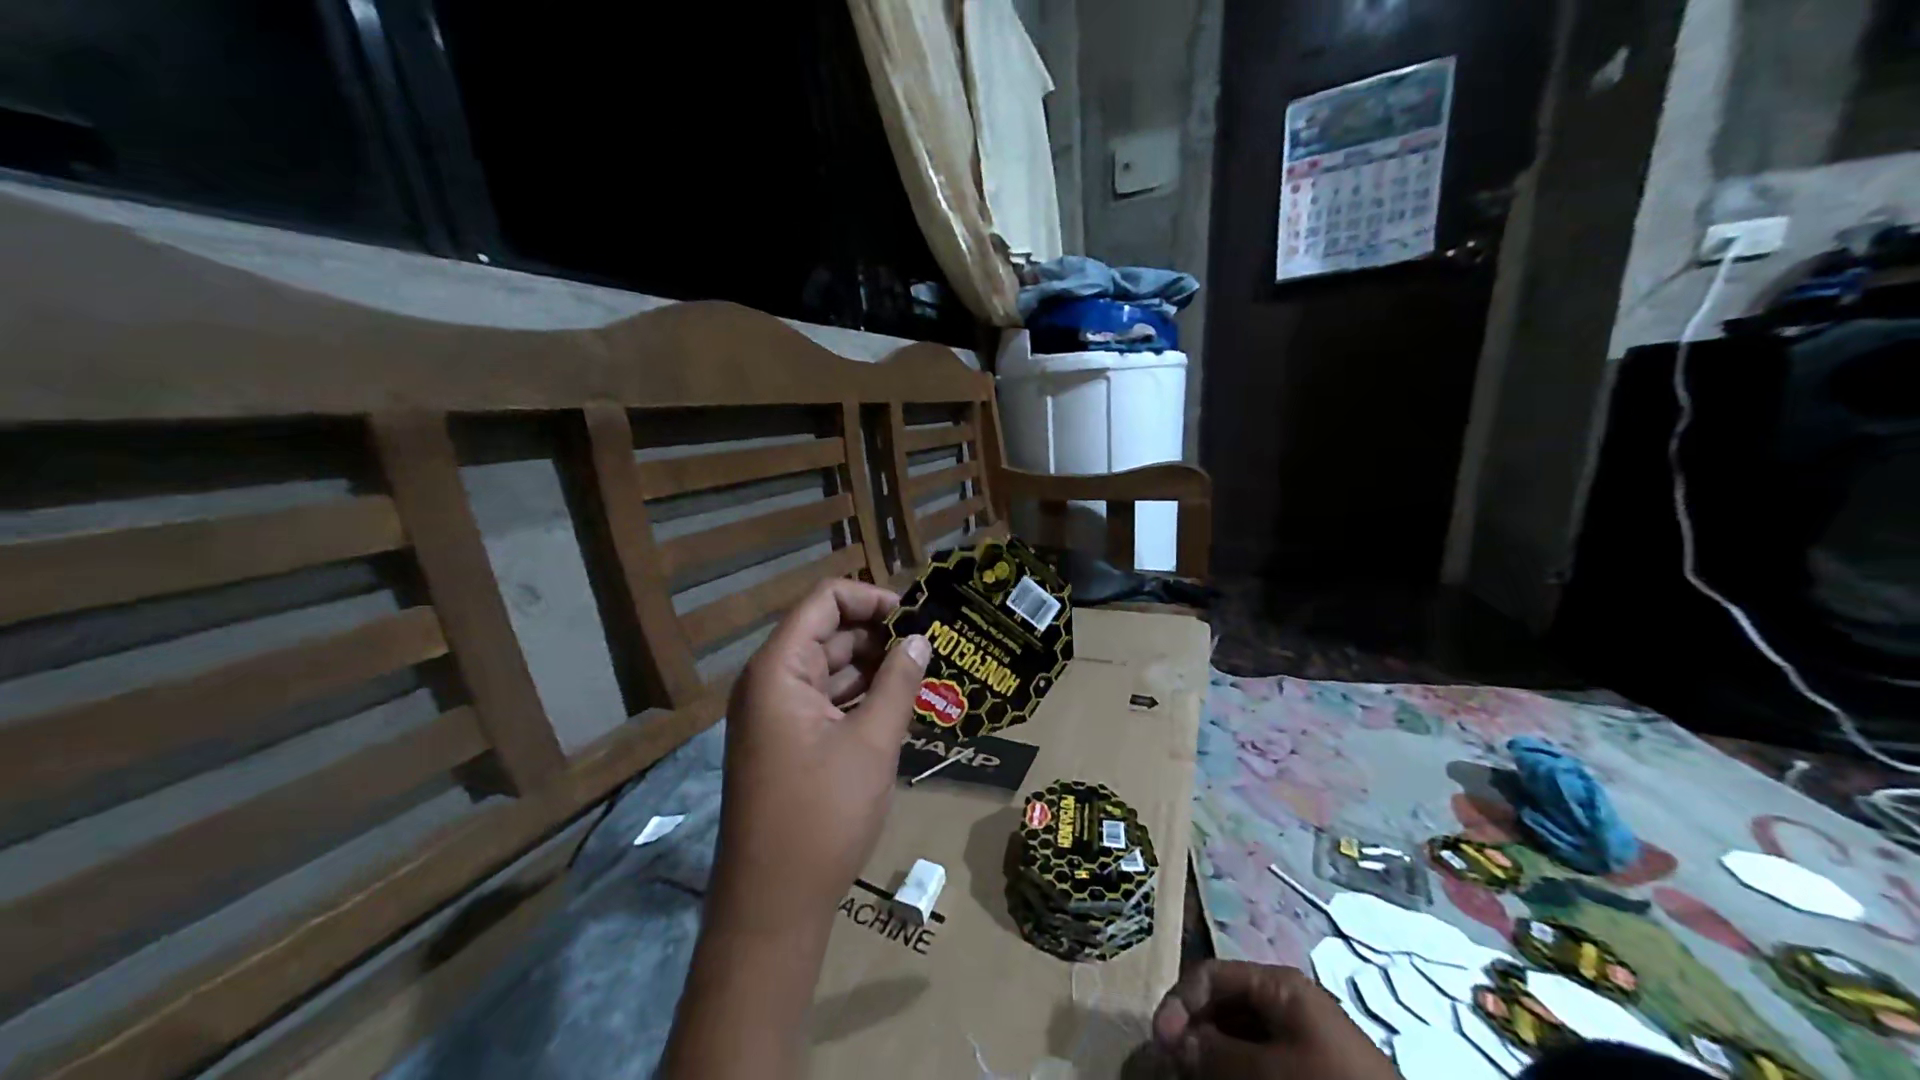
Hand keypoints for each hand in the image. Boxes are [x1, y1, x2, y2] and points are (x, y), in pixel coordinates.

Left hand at [709, 578, 930, 930]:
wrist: (772, 906)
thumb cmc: (822, 816)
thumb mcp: (872, 744)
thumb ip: (898, 683)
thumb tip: (921, 640)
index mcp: (778, 670)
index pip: (824, 602)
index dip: (872, 599)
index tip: (917, 617)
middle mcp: (769, 683)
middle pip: (827, 634)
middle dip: (879, 636)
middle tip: (932, 648)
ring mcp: (774, 715)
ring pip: (828, 670)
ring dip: (873, 668)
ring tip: (924, 674)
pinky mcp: (784, 743)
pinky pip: (824, 702)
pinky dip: (859, 698)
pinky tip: (898, 706)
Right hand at [1152, 961, 1398, 1079]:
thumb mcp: (1268, 1072)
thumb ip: (1216, 1053)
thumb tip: (1177, 1043)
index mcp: (1278, 985)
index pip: (1210, 974)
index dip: (1178, 1003)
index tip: (1160, 1043)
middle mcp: (1285, 1001)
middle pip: (1222, 1003)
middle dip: (1193, 1032)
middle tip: (1174, 1068)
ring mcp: (1299, 1036)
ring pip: (1236, 1034)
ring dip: (1211, 1055)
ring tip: (1195, 1079)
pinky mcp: (1308, 1067)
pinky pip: (1259, 1058)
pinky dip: (1235, 1070)